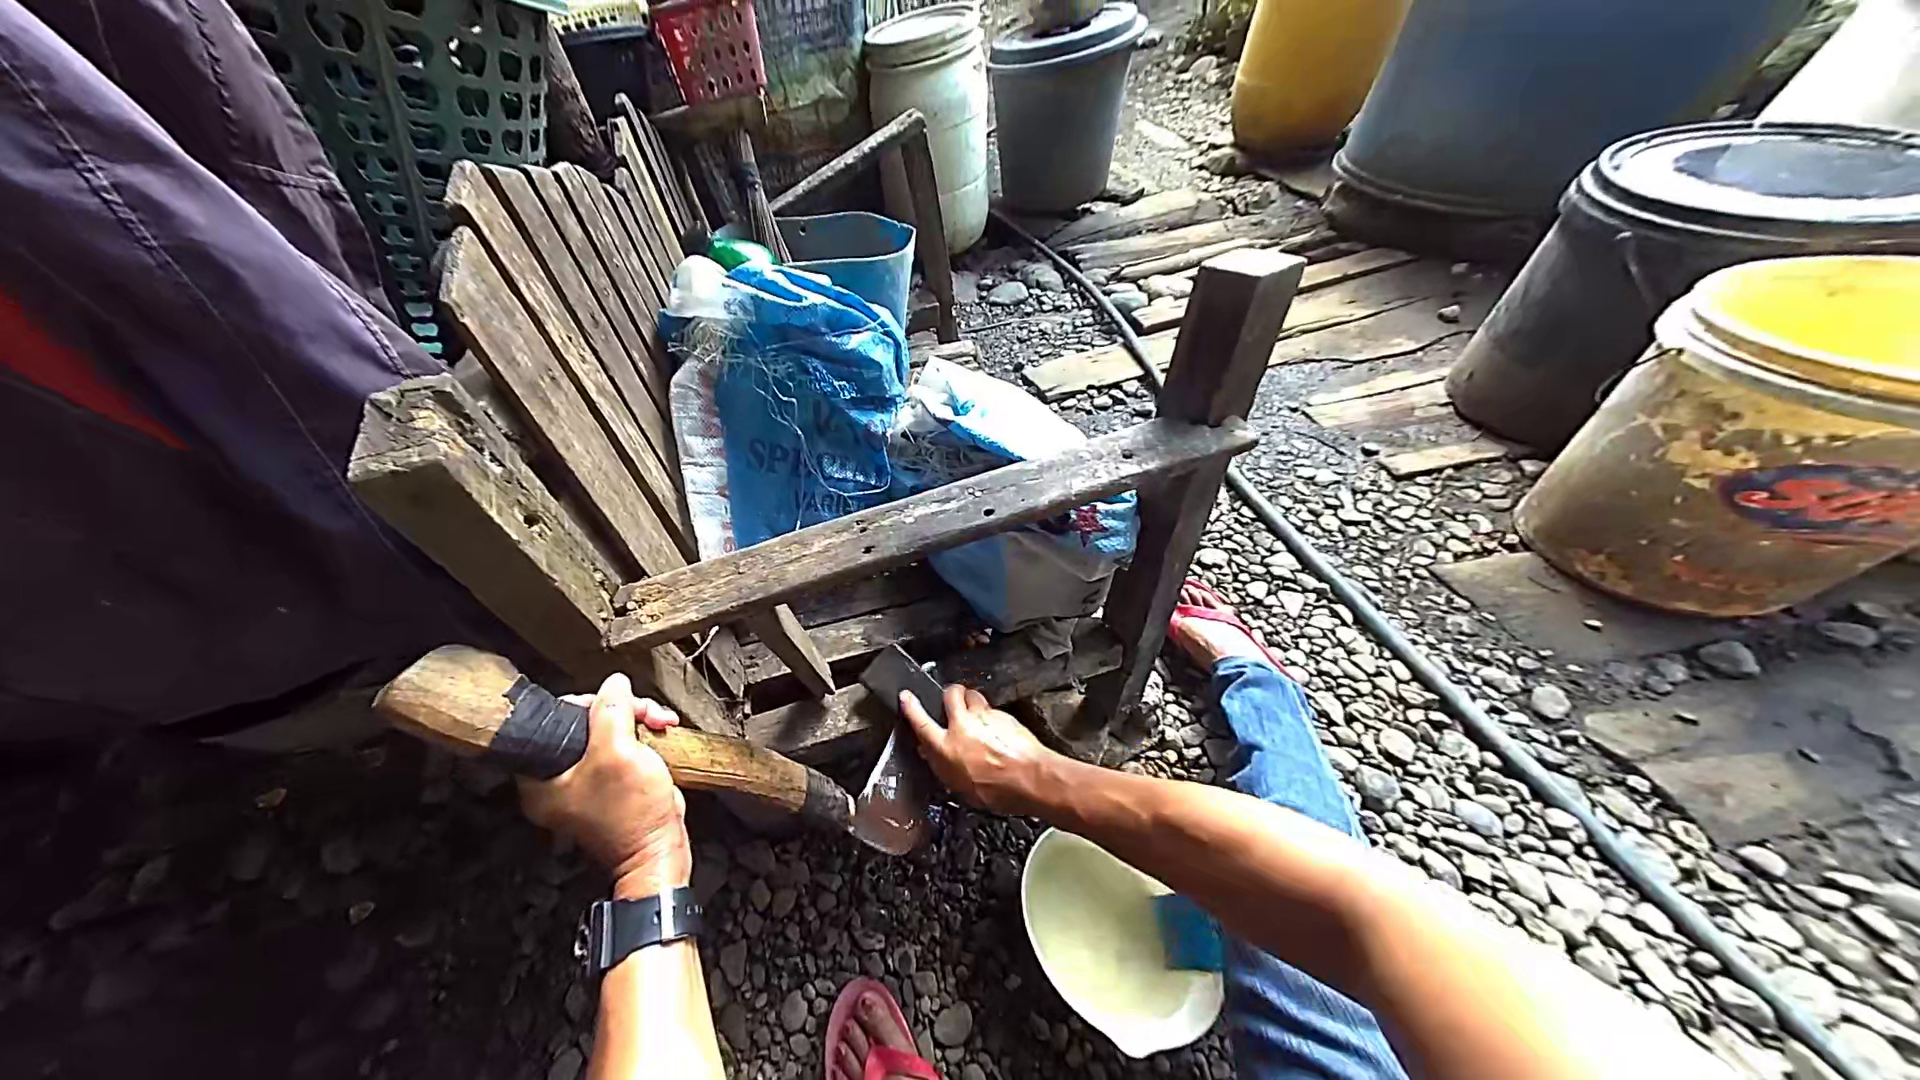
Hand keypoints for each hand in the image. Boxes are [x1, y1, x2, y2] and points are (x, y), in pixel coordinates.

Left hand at [518, 673, 691, 897]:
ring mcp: (587, 783)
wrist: (660, 849)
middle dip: (624, 712)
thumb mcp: (620, 752)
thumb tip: (614, 684)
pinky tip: (660, 735)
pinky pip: (623, 747)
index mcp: (542, 779)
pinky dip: (643, 738)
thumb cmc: (633, 815)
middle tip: (646, 714)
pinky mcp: (612, 785)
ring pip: (609, 732)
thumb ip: (613, 711)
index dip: (589, 704)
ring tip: (661, 724)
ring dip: (639, 722)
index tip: (616, 702)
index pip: (556, 720)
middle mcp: (558, 781)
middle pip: (587, 723)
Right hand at [899, 684, 1058, 816]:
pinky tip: (996, 728)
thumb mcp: (963, 788)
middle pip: (949, 695)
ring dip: (971, 701)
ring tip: (975, 713)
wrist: (1032, 779)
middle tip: (951, 700)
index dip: (911, 707)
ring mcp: (983, 717)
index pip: (920, 722)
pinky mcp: (1002, 714)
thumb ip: (946, 767)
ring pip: (972, 696)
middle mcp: (962, 727)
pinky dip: (990, 714)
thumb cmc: (1001, 790)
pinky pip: (991, 708)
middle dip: (949, 694)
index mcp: (946, 748)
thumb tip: (937, 758)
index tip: (906, 697)